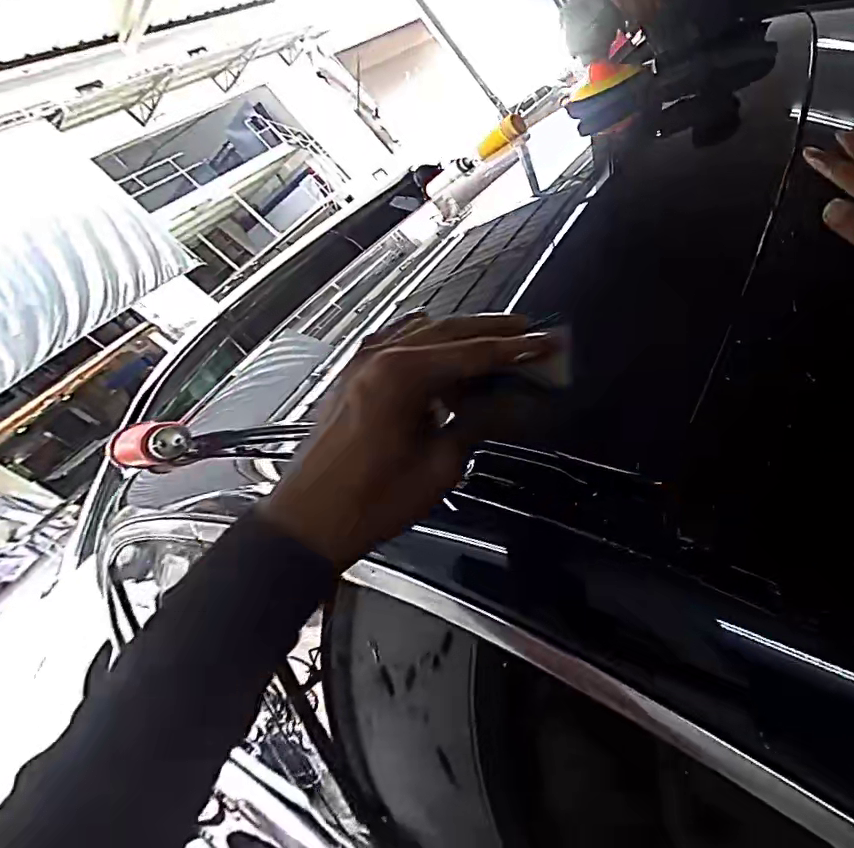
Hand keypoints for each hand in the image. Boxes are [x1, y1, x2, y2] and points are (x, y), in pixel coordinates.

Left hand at [260, 313, 561, 562]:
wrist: (307, 524)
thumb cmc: (366, 501)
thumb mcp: (441, 464)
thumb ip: (479, 422)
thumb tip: (510, 403)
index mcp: (402, 375)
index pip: (476, 352)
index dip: (517, 350)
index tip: (545, 344)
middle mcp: (380, 358)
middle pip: (452, 329)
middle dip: (495, 331)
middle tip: (529, 334)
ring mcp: (363, 363)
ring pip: (425, 330)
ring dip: (463, 336)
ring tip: (495, 346)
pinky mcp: (355, 376)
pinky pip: (399, 343)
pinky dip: (429, 343)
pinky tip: (445, 357)